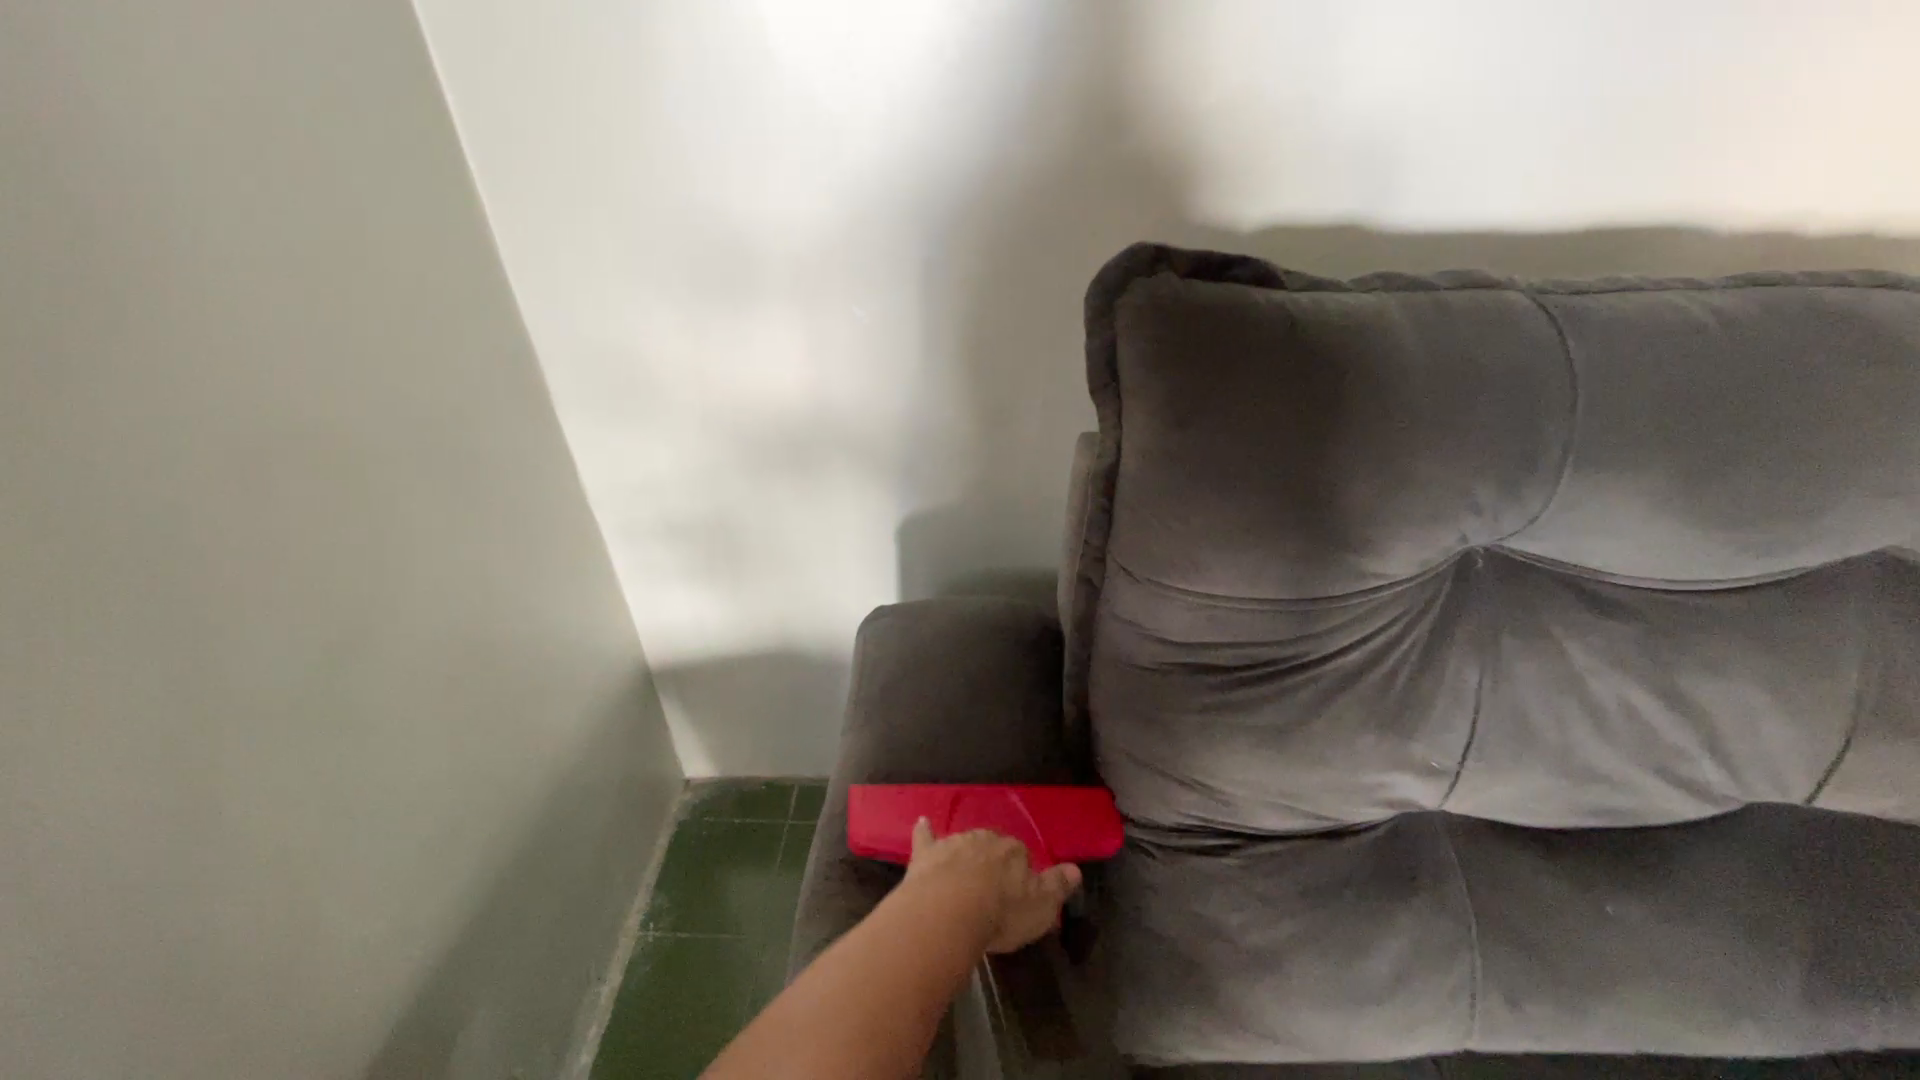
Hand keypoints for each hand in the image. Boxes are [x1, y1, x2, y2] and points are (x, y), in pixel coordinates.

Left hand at [903, 817, 1082, 953]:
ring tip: (964, 878)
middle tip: (990, 891)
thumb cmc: (1001, 913)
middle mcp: (985, 840)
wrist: (950, 913)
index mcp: (1014, 852)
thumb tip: (1076, 869)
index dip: (1020, 876)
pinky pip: (926, 836)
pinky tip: (921, 822)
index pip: (1022, 857)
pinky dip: (924, 830)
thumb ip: (1059, 886)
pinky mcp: (926, 854)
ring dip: (965, 856)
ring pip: (964, 844)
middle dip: (992, 863)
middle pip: (992, 848)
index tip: (1016, 896)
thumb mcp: (1042, 907)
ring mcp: (953, 844)